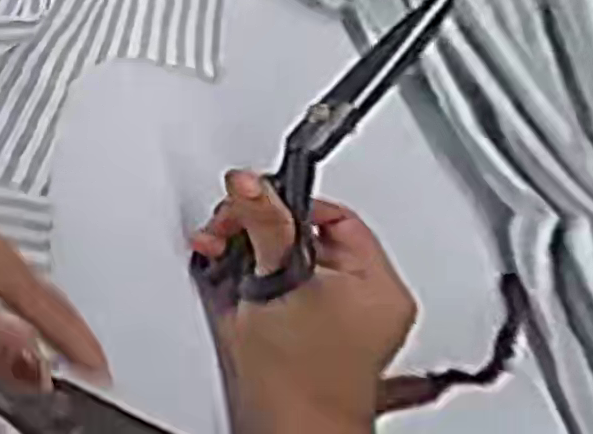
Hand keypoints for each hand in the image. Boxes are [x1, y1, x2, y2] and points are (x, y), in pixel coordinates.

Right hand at [190, 171, 416, 433]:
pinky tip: (225, 267)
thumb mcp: (274, 278)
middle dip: (250, 223)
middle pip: (298, 225)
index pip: (330, 213)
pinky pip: (274, 264)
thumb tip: (250, 181)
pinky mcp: (306, 309)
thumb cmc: (294, 367)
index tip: (249, 209)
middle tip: (226, 232)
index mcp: (374, 283)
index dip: (283, 205)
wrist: (283, 417)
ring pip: (279, 243)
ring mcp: (335, 303)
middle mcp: (362, 292)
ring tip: (218, 251)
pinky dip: (243, 259)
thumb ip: (263, 223)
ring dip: (238, 239)